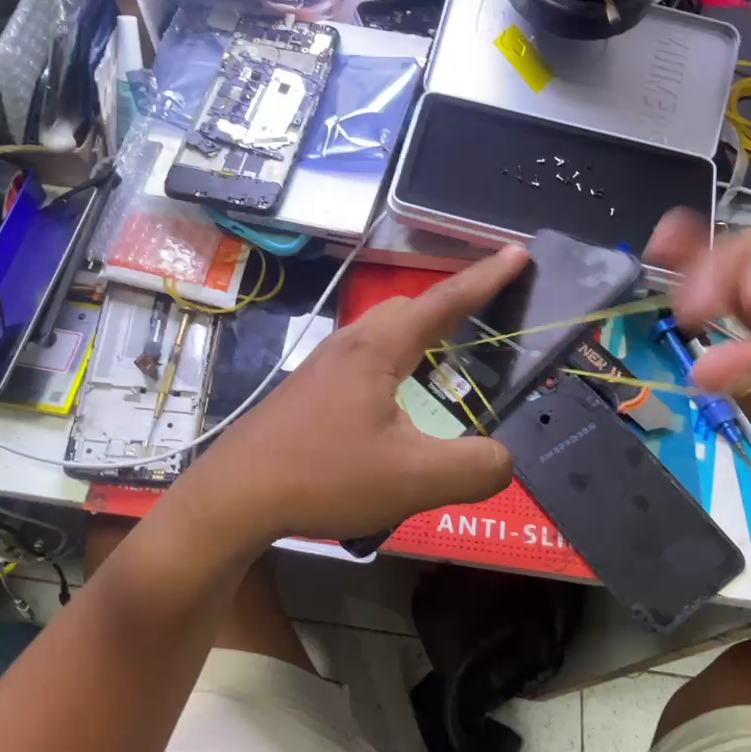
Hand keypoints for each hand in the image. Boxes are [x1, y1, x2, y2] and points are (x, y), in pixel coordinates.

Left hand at [167, 247, 526, 546]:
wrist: (233, 497)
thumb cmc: (324, 476)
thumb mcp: (414, 479)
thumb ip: (475, 468)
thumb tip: (502, 459)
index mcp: (377, 350)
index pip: (443, 302)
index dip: (485, 279)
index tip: (517, 253)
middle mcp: (347, 347)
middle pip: (406, 312)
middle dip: (449, 310)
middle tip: (483, 328)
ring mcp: (319, 370)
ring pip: (379, 341)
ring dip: (416, 346)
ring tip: (442, 377)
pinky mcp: (304, 396)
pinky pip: (360, 368)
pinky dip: (391, 375)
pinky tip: (391, 419)